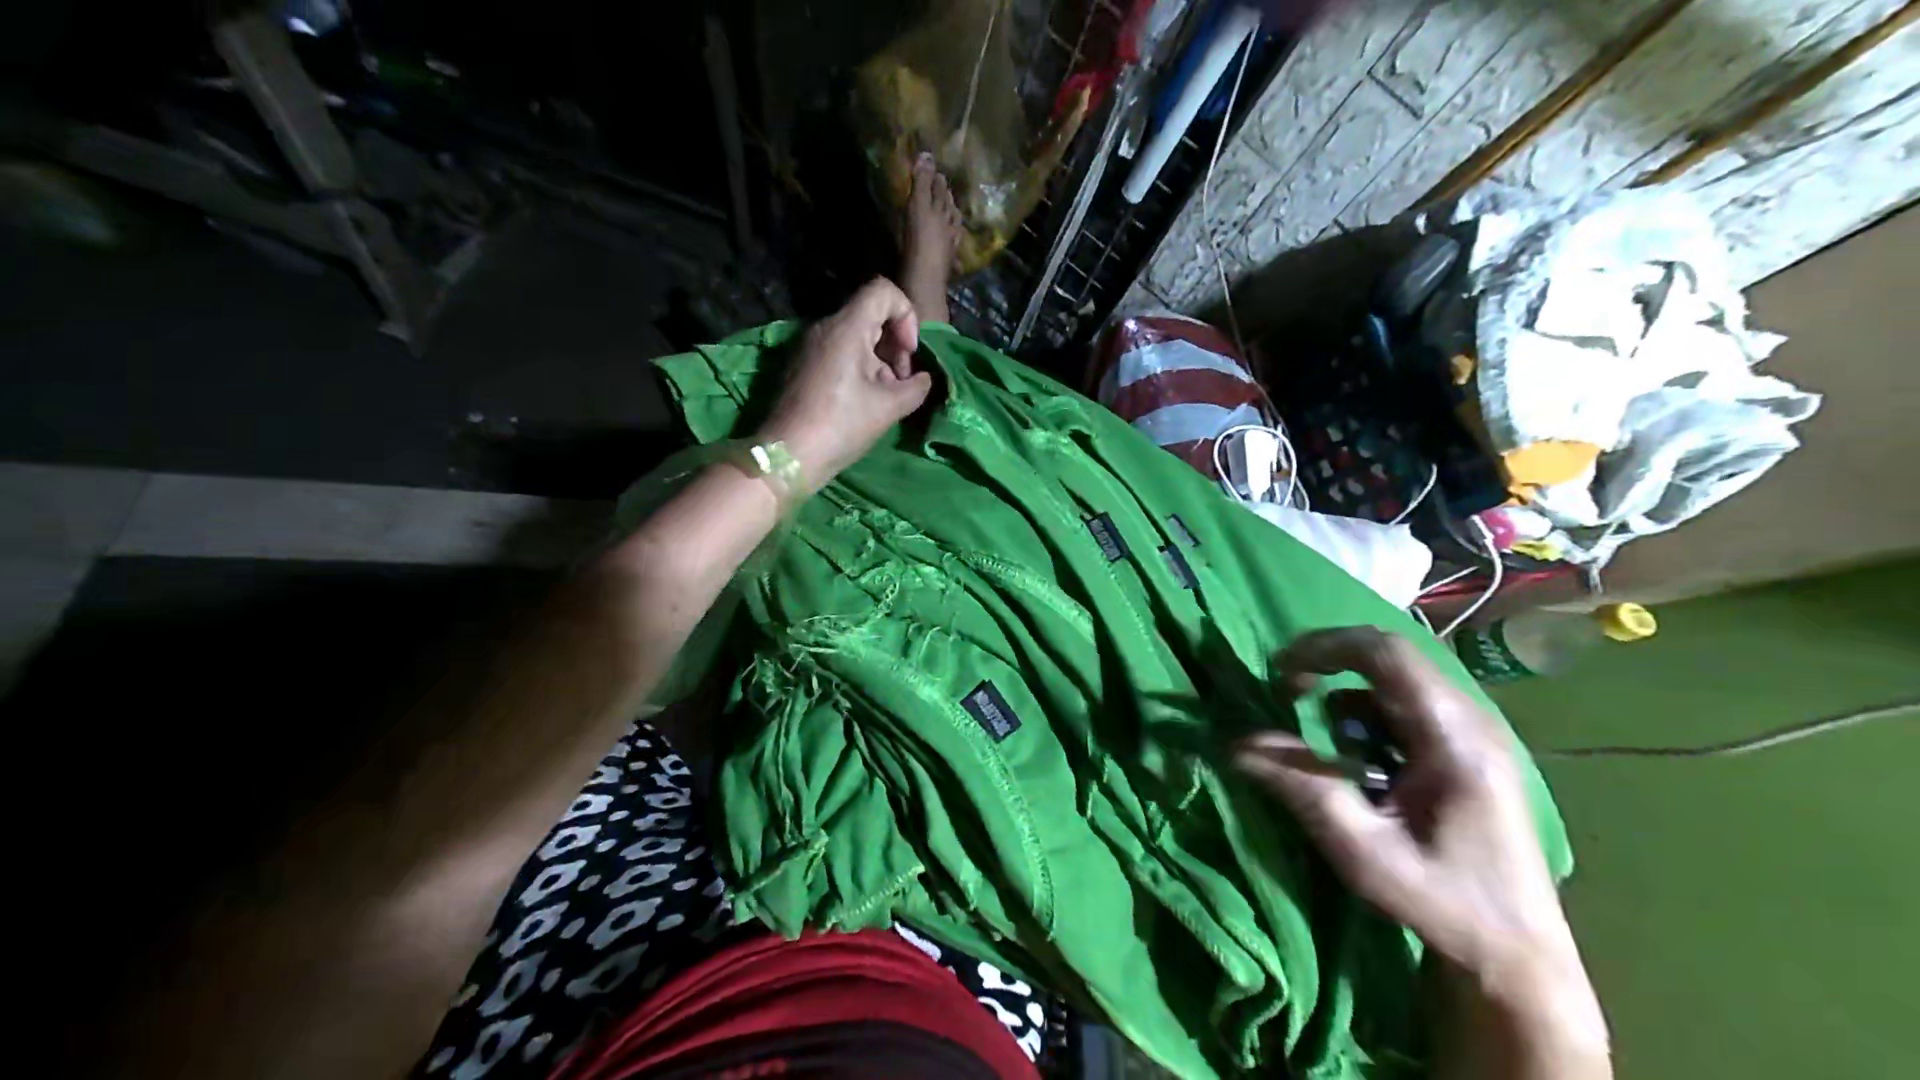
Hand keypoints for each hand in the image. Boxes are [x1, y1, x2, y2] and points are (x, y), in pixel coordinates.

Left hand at [757, 277, 934, 491]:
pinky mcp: (803, 365)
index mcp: (846, 327)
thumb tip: (921, 379)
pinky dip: (859, 368)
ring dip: (879, 360)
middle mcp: (825, 327)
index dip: (906, 315)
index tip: (908, 353)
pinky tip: (863, 402)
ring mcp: (810, 346)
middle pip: (871, 314)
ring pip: (856, 336)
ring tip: (885, 396)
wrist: (789, 456)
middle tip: (902, 381)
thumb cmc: (841, 426)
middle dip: (895, 343)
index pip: (883, 291)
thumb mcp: (889, 407)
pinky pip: (839, 353)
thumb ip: (916, 387)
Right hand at [1233, 628, 1590, 996]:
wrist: (1517, 954)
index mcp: (1455, 738)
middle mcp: (1470, 721)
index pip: (1386, 654)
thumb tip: (1236, 744)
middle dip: (1327, 663)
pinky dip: (1365, 718)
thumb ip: (1301, 787)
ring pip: (1393, 681)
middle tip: (1285, 693)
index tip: (1278, 672)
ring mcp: (1472, 733)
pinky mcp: (1465, 748)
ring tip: (1325, 747)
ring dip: (1345, 696)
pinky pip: (1403, 706)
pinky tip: (1359, 763)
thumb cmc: (1443, 903)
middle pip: (1389, 657)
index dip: (1324, 648)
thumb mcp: (1362, 851)